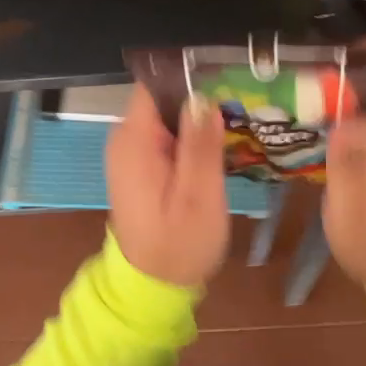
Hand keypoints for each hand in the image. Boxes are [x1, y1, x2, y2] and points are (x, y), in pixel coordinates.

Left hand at [106, 85, 230, 287]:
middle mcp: (124, 140)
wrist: (153, 287)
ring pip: (166, 119)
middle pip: (162, 100)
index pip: (155, 86)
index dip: (188, 79)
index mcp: (134, 140)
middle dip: (197, 100)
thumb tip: (203, 96)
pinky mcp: (140, 168)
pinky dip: (188, 140)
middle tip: (241, 106)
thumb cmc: (179, 243)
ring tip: (236, 123)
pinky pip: (164, 138)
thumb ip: (200, 144)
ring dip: (196, 121)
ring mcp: (130, 154)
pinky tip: (216, 147)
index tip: (224, 79)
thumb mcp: (199, 195)